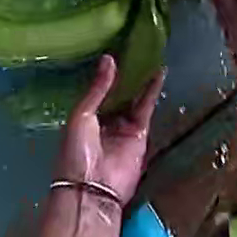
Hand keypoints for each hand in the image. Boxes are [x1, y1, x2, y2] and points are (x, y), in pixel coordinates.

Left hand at [55, 55, 165, 203]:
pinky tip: (159, 72)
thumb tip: (108, 58)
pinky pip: (147, 106)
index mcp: (84, 118)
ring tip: (150, 54)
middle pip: (117, 92)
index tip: (115, 50)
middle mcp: (104, 120)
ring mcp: (123, 126)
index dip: (106, 73)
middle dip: (125, 74)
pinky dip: (153, 89)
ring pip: (134, 96)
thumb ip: (97, 88)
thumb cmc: (76, 152)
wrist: (94, 188)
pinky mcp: (141, 131)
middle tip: (135, 48)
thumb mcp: (81, 116)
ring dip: (141, 78)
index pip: (97, 91)